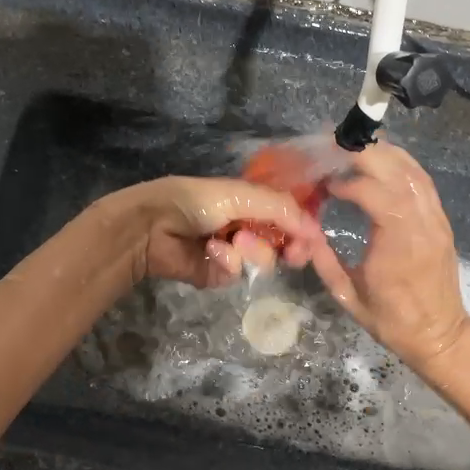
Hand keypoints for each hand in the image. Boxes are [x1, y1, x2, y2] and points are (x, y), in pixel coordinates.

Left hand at [100, 177, 321, 288]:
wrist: (153, 225)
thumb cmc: (195, 200)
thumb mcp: (241, 194)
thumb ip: (280, 209)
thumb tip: (316, 230)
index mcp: (252, 203)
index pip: (289, 219)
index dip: (304, 230)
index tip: (312, 241)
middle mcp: (246, 227)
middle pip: (283, 245)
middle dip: (289, 247)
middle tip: (292, 253)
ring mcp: (233, 253)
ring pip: (263, 262)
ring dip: (253, 250)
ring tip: (232, 240)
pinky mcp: (217, 275)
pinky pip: (237, 274)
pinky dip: (228, 261)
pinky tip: (211, 250)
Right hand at [307, 143, 469, 368]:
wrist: (440, 335)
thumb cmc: (391, 321)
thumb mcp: (347, 295)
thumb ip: (323, 260)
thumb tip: (303, 230)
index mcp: (397, 245)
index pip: (375, 194)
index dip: (347, 183)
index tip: (326, 187)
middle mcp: (421, 225)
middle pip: (397, 172)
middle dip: (364, 153)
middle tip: (334, 147)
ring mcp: (436, 220)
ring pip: (413, 171)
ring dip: (384, 153)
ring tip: (354, 147)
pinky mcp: (441, 220)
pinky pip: (423, 182)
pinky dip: (401, 165)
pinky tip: (381, 161)